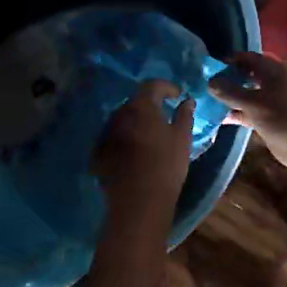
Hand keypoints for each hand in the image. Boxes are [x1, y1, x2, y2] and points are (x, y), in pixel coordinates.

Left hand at [94, 80, 195, 217]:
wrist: (138, 201)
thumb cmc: (166, 166)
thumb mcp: (182, 138)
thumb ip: (185, 115)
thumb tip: (187, 101)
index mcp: (141, 106)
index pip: (152, 86)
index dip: (167, 87)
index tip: (177, 95)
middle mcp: (120, 114)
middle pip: (135, 102)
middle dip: (150, 105)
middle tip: (164, 114)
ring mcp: (106, 132)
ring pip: (123, 119)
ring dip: (136, 122)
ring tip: (150, 134)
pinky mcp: (99, 151)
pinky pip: (114, 137)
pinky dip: (125, 138)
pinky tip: (134, 150)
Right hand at [208, 53, 286, 140]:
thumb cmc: (286, 119)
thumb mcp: (254, 104)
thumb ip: (230, 92)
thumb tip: (210, 81)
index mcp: (275, 71)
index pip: (249, 58)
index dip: (230, 60)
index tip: (211, 66)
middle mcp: (275, 82)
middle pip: (248, 75)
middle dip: (229, 78)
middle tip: (208, 83)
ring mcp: (274, 101)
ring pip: (248, 94)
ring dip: (231, 97)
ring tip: (209, 99)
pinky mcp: (272, 119)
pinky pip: (251, 111)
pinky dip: (237, 113)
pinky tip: (220, 117)